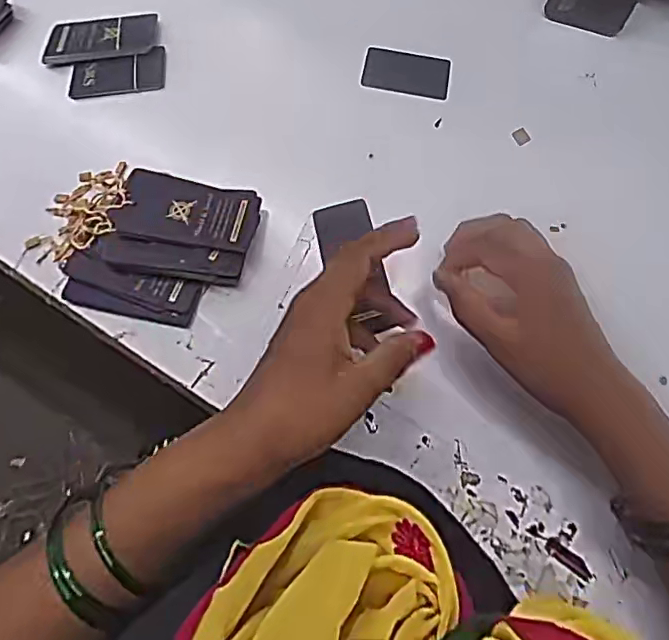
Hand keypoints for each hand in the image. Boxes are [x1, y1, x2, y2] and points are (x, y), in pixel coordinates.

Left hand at [222, 217, 434, 471]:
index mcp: (323, 305)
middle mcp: (311, 306)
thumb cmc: (291, 414)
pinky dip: (363, 321)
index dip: (388, 237)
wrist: (249, 441)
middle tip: (412, 277)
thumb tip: (419, 339)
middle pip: (353, 269)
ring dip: (377, 302)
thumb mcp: (357, 386)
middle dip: (387, 274)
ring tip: (403, 325)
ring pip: (347, 293)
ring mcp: (304, 321)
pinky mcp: (302, 338)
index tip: (410, 229)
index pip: (359, 254)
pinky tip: (377, 347)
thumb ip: (393, 356)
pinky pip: (338, 313)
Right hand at [433, 215, 634, 430]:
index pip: (483, 243)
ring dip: (487, 236)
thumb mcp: (497, 339)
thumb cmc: (549, 367)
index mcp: (529, 269)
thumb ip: (466, 303)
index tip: (441, 276)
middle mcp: (545, 259)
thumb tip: (444, 279)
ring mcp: (555, 266)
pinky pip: (527, 243)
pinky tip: (492, 270)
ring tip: (466, 260)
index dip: (455, 255)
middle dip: (469, 236)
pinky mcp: (560, 278)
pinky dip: (503, 244)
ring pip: (515, 230)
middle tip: (448, 259)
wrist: (595, 388)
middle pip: (500, 226)